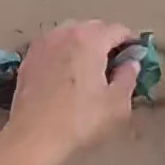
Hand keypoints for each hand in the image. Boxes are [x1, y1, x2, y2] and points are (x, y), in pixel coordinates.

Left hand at [0, 20, 139, 164]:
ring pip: (70, 33)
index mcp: (89, 40)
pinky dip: (64, 52)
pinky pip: (53, 46)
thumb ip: (128, 77)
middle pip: (93, 27)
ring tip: (90, 66)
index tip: (135, 56)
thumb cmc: (80, 120)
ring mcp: (43, 44)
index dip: (131, 42)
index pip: (117, 29)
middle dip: (107, 40)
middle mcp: (64, 33)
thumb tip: (131, 63)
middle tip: (115, 63)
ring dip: (84, 43)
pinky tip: (66, 73)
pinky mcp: (28, 59)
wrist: (34, 136)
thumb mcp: (116, 103)